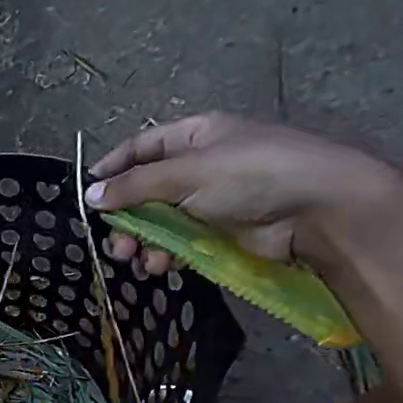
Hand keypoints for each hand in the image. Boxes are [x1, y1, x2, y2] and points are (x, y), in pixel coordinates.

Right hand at [85, 113, 402, 275]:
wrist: (315, 210)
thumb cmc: (253, 176)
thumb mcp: (188, 173)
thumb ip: (136, 186)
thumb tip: (89, 195)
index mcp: (195, 136)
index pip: (141, 147)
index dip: (112, 168)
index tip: (87, 195)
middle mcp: (199, 166)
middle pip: (144, 193)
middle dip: (126, 220)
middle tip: (118, 245)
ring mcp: (208, 201)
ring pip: (157, 224)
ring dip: (143, 243)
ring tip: (141, 260)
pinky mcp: (216, 233)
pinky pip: (176, 243)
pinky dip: (164, 255)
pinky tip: (162, 266)